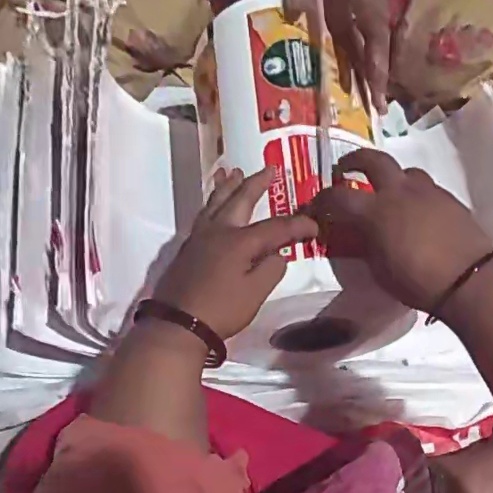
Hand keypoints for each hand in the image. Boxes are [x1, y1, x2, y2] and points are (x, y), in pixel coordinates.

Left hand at [151, 167, 318, 339]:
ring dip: (228, 187)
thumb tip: (277, 255)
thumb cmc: (221, 310)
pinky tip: (214, 207)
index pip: (276, 227)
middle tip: (269, 169)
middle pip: (240, 200)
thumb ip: (271, 270)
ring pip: (215, 203)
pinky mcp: (187, 249)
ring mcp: (199, 238)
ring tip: (233, 173)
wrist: (177, 324)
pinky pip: (204, 215)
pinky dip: (213, 203)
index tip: (315, 227)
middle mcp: (219, 231)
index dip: (297, 226)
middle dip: (256, 183)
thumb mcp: (255, 293)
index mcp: (239, 241)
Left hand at [288, 0, 400, 104]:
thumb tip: (292, 8)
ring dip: (366, 86)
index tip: (378, 105)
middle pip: (375, 66)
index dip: (376, 81)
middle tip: (372, 122)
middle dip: (373, 93)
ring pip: (368, 62)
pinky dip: (358, 71)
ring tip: (362, 113)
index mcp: (370, 15)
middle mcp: (373, 26)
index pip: (376, 55)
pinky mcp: (362, 22)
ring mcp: (369, 25)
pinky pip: (361, 51)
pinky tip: (350, 87)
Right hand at [306, 149, 492, 311]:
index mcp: (375, 211)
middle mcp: (399, 191)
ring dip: (391, 177)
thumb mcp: (379, 269)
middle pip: (372, 159)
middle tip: (345, 169)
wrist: (467, 280)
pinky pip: (426, 187)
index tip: (315, 207)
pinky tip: (416, 211)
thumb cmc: (416, 282)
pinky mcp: (449, 199)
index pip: (338, 196)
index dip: (322, 200)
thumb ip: (365, 246)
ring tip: (388, 192)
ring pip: (404, 171)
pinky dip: (414, 194)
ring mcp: (427, 191)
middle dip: (354, 160)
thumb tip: (357, 234)